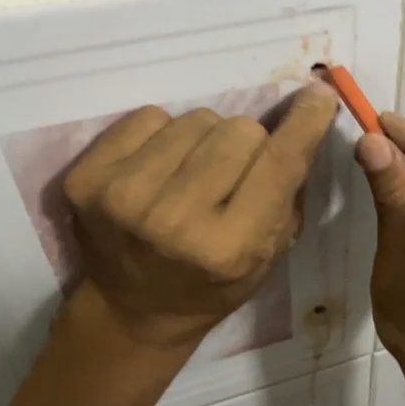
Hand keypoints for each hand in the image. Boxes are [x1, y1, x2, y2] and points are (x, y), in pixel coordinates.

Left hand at [62, 84, 339, 350]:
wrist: (135, 309)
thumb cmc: (216, 283)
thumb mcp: (271, 252)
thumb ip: (290, 189)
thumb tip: (309, 111)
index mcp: (230, 248)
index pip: (280, 161)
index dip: (306, 122)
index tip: (318, 96)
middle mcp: (176, 221)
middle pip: (239, 129)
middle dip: (247, 145)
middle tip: (233, 175)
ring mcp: (124, 197)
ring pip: (195, 118)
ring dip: (203, 140)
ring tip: (191, 175)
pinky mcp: (87, 178)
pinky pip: (149, 116)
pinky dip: (162, 136)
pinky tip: (157, 171)